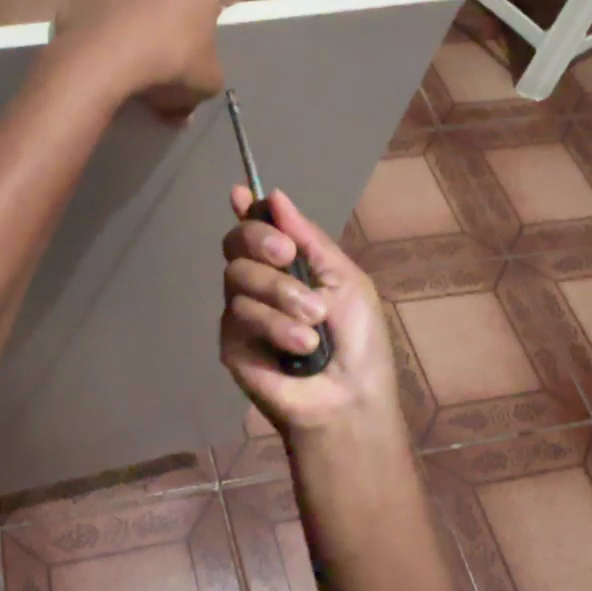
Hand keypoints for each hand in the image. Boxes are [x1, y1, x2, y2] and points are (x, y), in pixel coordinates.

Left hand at [51, 0, 239, 120]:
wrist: (100, 60)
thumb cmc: (167, 63)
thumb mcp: (205, 85)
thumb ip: (207, 81)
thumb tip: (187, 102)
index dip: (220, 16)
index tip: (212, 37)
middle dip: (177, 7)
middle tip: (171, 42)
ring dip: (140, 4)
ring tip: (132, 41)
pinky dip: (108, 10)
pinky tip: (104, 38)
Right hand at [218, 187, 406, 448]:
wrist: (351, 397)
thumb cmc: (359, 341)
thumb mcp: (345, 280)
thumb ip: (308, 239)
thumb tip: (274, 195)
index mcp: (288, 267)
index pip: (257, 228)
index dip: (246, 210)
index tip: (240, 193)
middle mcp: (259, 284)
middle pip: (235, 242)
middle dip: (260, 241)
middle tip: (286, 257)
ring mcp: (241, 313)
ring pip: (237, 276)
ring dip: (281, 295)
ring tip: (314, 322)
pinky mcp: (231, 343)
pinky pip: (239, 314)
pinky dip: (273, 325)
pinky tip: (300, 345)